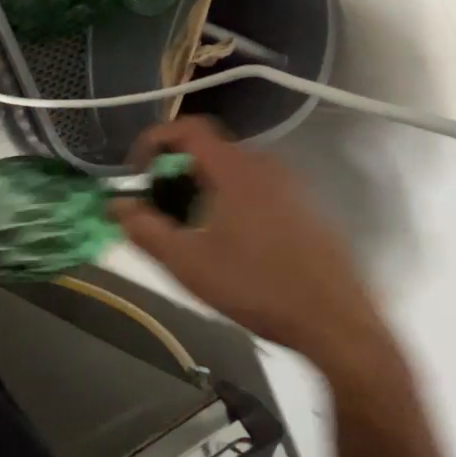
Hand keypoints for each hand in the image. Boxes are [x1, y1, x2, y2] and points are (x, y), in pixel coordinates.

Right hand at [111, 116, 386, 363]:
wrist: (339, 328)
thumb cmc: (257, 288)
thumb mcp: (186, 262)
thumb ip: (143, 228)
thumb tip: (116, 204)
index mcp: (236, 170)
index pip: (188, 128)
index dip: (154, 140)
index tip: (138, 173)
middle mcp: (267, 169)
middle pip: (209, 151)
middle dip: (174, 172)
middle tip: (158, 207)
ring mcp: (292, 190)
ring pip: (233, 173)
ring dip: (201, 189)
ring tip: (188, 229)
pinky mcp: (307, 213)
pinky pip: (256, 191)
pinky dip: (229, 202)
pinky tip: (228, 245)